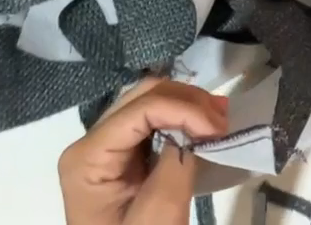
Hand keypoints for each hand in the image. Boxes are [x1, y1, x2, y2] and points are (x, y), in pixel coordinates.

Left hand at [59, 78, 229, 223]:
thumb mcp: (157, 217)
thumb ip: (176, 164)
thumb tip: (195, 127)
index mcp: (87, 156)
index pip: (140, 109)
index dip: (183, 108)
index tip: (218, 126)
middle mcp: (91, 142)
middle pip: (143, 96)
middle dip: (187, 101)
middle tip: (223, 118)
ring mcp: (106, 148)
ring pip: (150, 101)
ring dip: (187, 106)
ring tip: (219, 119)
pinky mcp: (123, 157)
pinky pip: (153, 122)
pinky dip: (181, 118)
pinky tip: (203, 125)